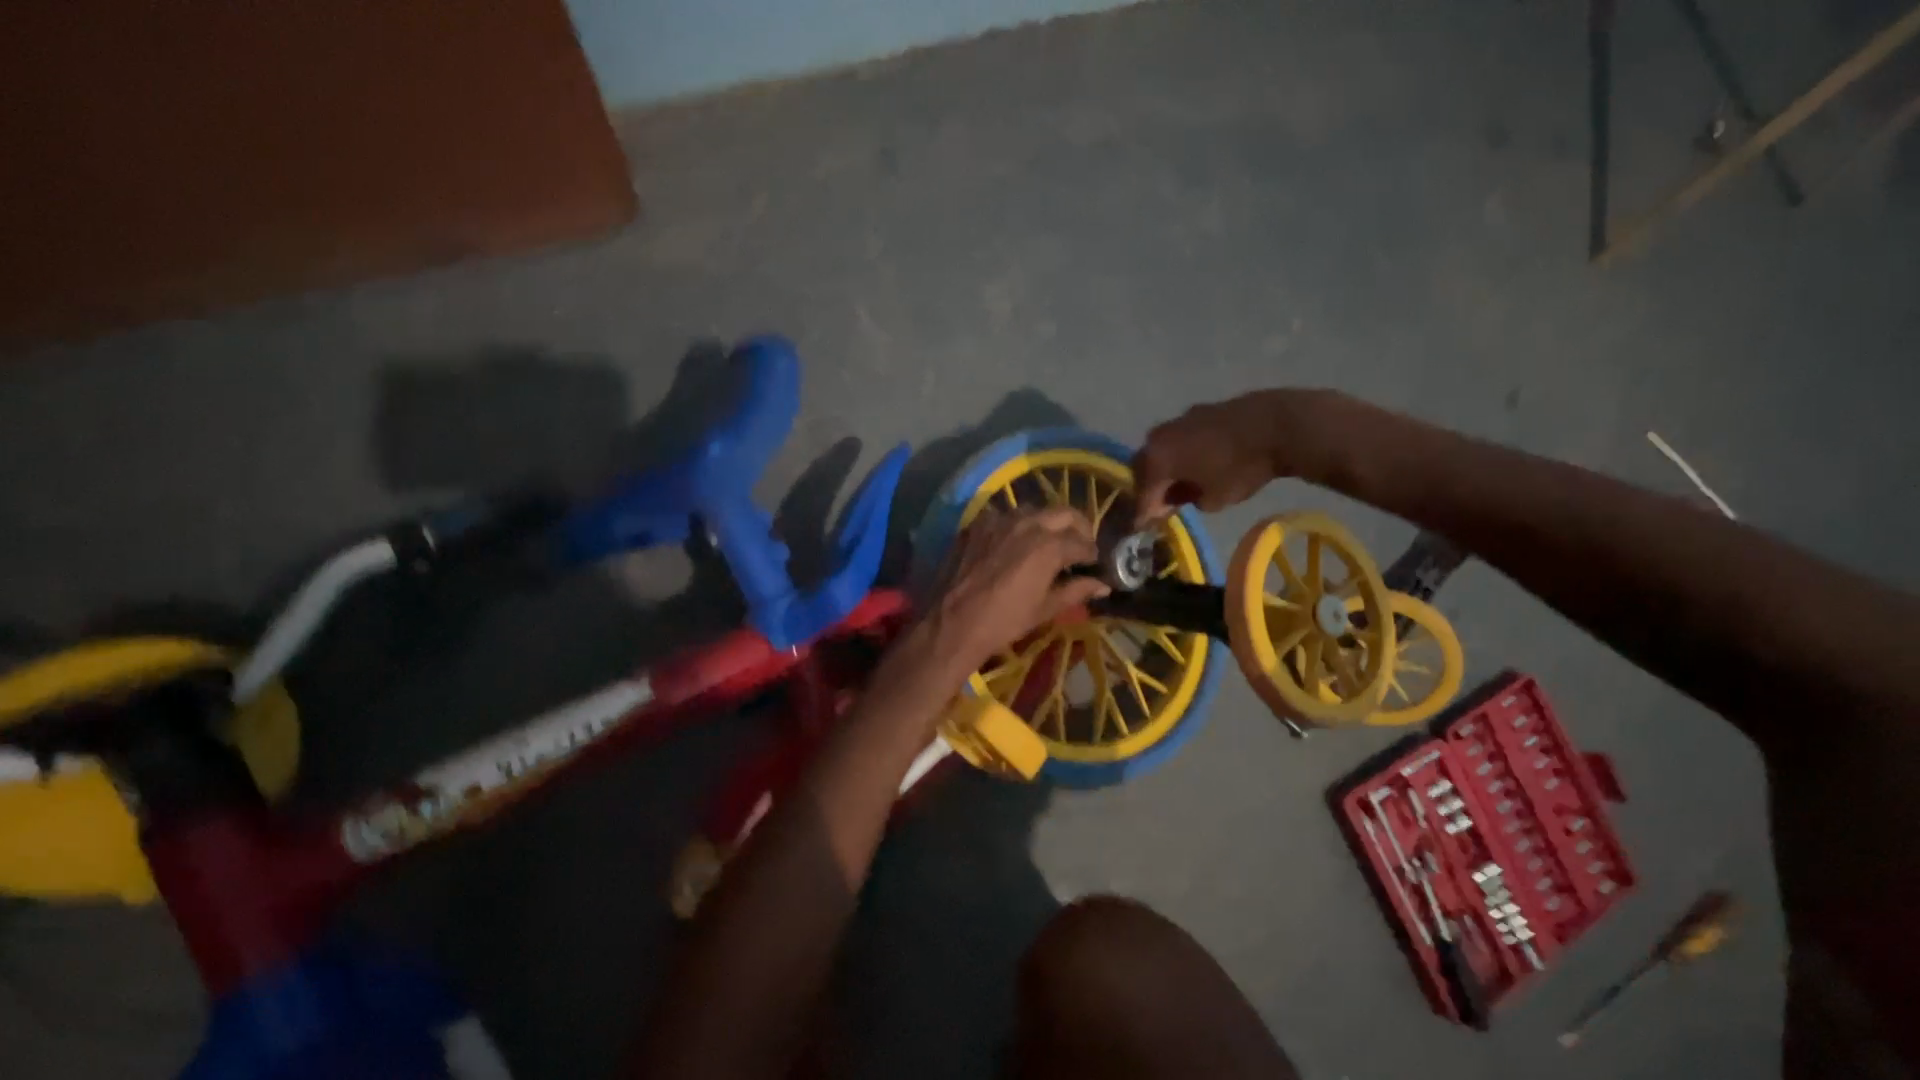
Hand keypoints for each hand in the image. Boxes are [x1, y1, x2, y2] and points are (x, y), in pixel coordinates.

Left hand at [919, 508, 1110, 674]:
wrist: (953, 622)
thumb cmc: (1004, 621)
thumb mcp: (1045, 609)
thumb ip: (1076, 590)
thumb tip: (1103, 584)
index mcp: (1049, 545)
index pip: (1083, 543)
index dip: (1093, 555)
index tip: (1094, 565)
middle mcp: (1027, 523)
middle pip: (1064, 514)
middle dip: (1078, 528)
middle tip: (1079, 547)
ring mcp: (999, 520)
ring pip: (1034, 511)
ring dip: (1048, 523)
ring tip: (1048, 543)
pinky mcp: (977, 524)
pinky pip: (1005, 517)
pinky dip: (1017, 526)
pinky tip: (1014, 544)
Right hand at [1131, 389, 1328, 525]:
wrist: (1278, 425)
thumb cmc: (1240, 468)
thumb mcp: (1213, 500)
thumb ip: (1186, 501)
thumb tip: (1177, 496)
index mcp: (1155, 459)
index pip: (1142, 494)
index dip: (1143, 514)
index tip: (1142, 527)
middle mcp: (1159, 436)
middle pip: (1145, 467)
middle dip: (1150, 487)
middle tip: (1160, 505)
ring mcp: (1179, 420)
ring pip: (1163, 449)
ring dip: (1167, 468)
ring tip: (1180, 484)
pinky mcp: (1200, 410)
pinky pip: (1182, 438)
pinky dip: (1184, 453)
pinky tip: (1198, 463)